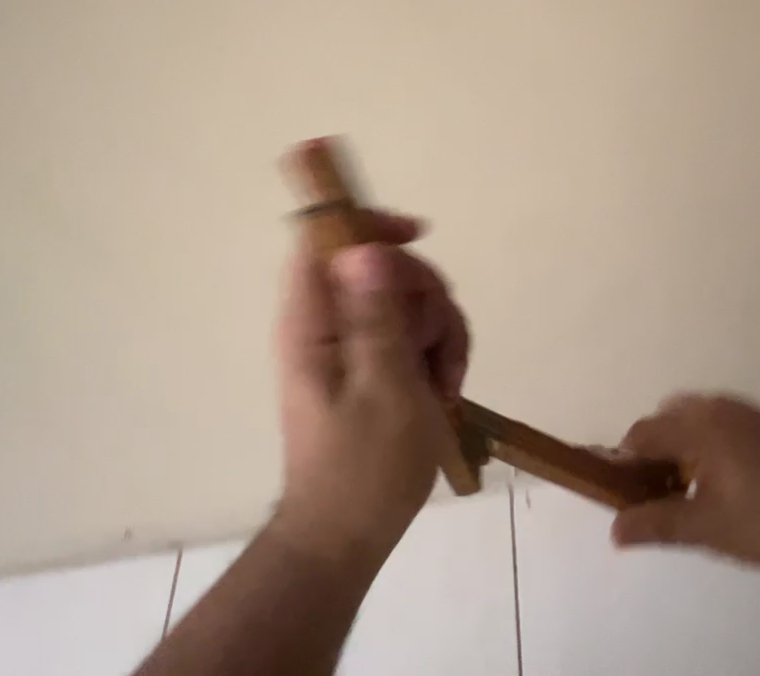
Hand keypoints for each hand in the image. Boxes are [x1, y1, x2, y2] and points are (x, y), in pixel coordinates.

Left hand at [269, 210, 470, 568]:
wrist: (349, 534)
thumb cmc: (364, 467)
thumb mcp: (383, 388)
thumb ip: (377, 316)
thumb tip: (362, 249)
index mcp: (314, 321)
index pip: (325, 239)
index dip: (369, 224)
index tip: (418, 238)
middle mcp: (328, 322)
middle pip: (382, 264)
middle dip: (425, 294)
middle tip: (437, 341)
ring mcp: (352, 343)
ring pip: (408, 297)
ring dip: (440, 328)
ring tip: (445, 379)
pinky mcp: (374, 363)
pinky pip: (414, 330)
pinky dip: (438, 351)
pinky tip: (445, 388)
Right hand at [611, 394, 759, 565]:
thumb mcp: (709, 528)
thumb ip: (658, 525)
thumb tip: (614, 529)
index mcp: (698, 426)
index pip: (642, 433)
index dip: (624, 462)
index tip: (622, 495)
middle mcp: (716, 407)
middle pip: (665, 419)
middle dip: (651, 452)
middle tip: (655, 496)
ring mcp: (743, 411)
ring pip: (692, 418)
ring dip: (678, 446)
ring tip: (687, 492)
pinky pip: (717, 421)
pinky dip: (703, 442)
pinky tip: (721, 481)